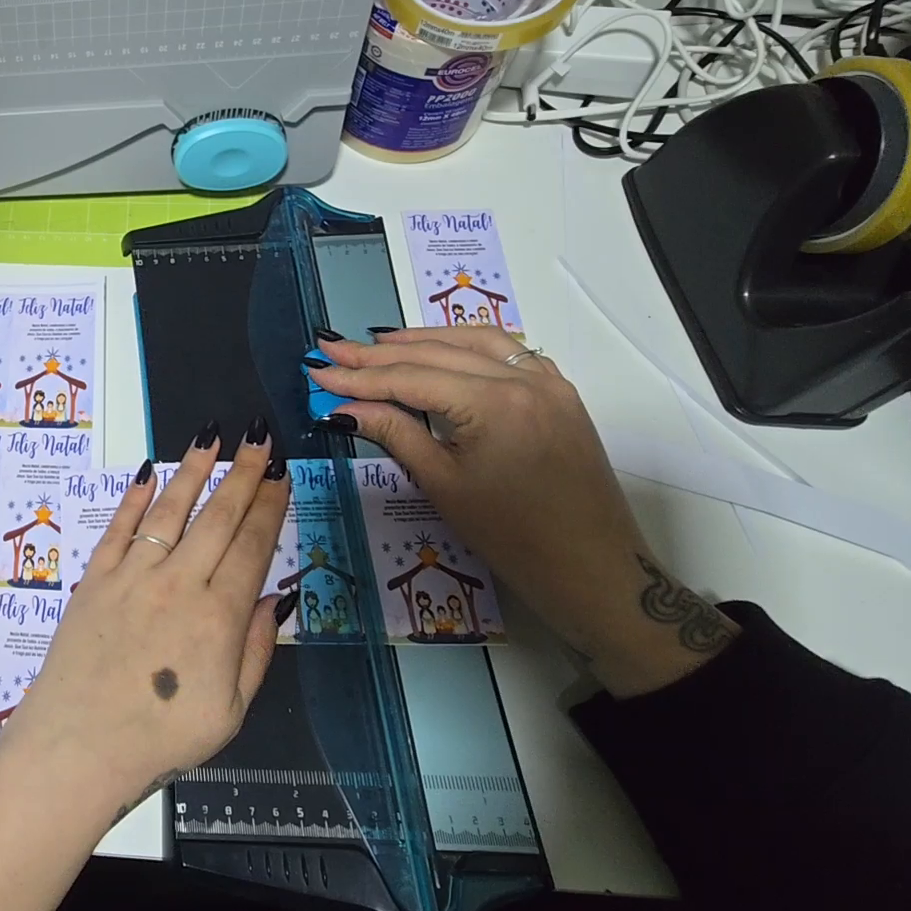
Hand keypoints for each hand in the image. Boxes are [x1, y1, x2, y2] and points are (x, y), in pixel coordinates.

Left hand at [0, 420, 288, 821]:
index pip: (253, 546)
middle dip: (242, 473)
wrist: (80, 743)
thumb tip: (273, 598)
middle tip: (257, 437)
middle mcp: (178, 582)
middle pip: (218, 517)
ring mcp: (132, 575)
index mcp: (218, 615)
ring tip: (210, 438)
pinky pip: (119, 528)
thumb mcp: (230, 709)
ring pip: (170, 511)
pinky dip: (133, 498)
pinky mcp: (95, 578)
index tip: (281, 474)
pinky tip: (147, 473)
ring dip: (192, 471)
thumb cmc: (160, 736)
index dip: (270, 506)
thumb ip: (254, 649)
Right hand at [310, 326, 736, 695]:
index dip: (358, 375)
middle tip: (331, 347)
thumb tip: (343, 409)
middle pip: (437, 353)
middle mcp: (523, 379)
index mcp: (493, 404)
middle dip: (379, 352)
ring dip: (421, 340)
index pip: (410, 378)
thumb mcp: (441, 484)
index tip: (317, 368)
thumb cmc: (509, 535)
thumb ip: (393, 433)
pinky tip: (441, 350)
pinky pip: (508, 352)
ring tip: (376, 342)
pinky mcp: (559, 394)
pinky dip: (466, 345)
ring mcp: (548, 382)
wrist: (593, 570)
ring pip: (474, 341)